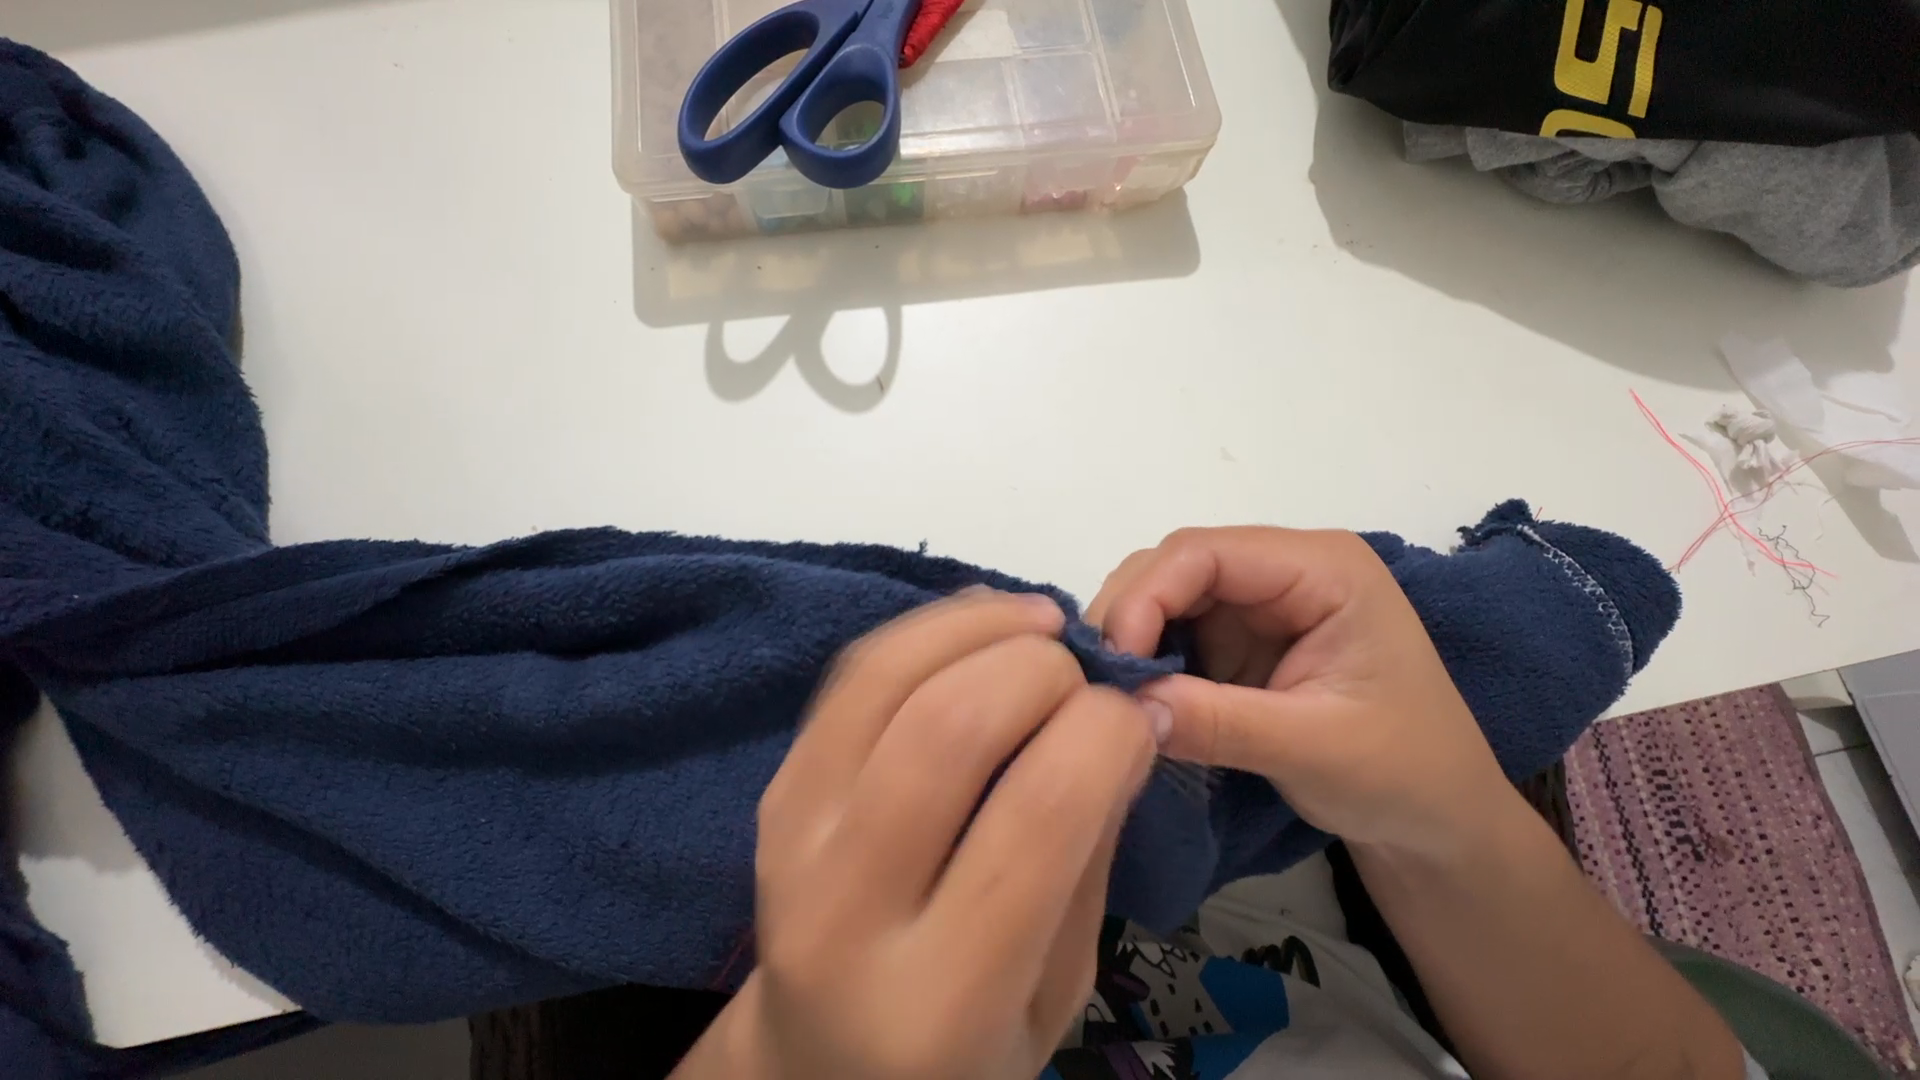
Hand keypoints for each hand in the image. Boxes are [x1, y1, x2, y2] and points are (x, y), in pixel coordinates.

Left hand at [676, 589, 1158, 1079]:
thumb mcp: (1057, 989)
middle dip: (1039, 669)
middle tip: (1081, 674)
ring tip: (1040, 622)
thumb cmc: (963, 1048)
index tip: (1139, 712)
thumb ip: (1090, 852)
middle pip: (949, 728)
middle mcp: (847, 910)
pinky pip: (853, 676)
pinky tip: (981, 625)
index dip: (1107, 731)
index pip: (1040, 813)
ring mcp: (792, 838)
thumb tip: (1130, 717)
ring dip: (978, 626)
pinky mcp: (774, 789)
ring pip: (886, 679)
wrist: (816, 1060)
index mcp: (942, 997)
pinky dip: (926, 631)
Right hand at [1088, 528, 1516, 860]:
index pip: (1203, 552)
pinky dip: (1145, 659)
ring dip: (1131, 638)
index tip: (1116, 665)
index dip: (1146, 597)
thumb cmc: (1404, 776)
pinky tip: (1134, 693)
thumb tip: (1122, 704)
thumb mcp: (1314, 749)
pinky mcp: (1240, 640)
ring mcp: (1259, 604)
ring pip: (1164, 594)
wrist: (1438, 823)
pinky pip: (1173, 631)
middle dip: (1130, 616)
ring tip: (1111, 691)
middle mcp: (1284, 570)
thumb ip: (1217, 722)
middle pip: (1175, 565)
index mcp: (1321, 569)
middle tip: (1099, 682)